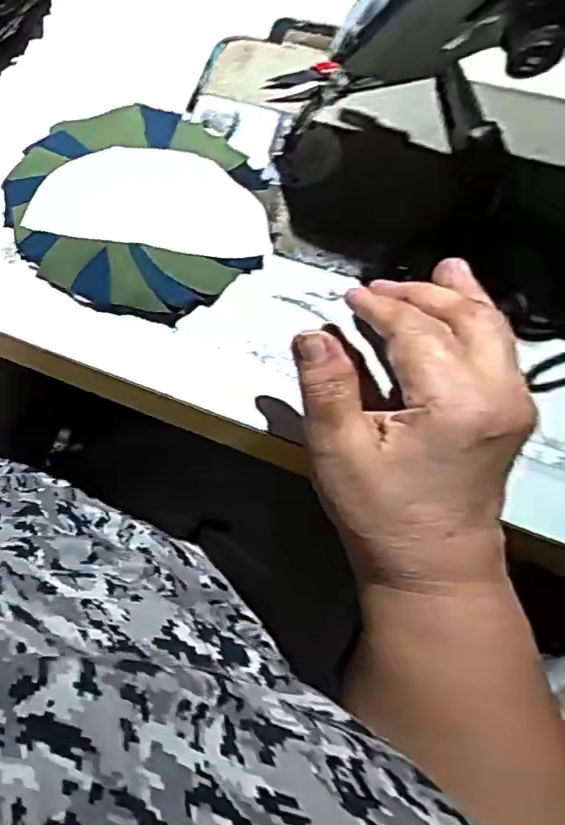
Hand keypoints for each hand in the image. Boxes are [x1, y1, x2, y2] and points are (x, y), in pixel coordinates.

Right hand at [293, 258, 535, 594]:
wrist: (429, 552)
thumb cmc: (376, 502)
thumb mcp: (335, 445)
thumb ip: (327, 385)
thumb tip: (312, 335)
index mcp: (456, 402)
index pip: (419, 335)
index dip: (382, 310)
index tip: (347, 295)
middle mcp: (499, 396)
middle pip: (472, 324)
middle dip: (427, 296)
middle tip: (379, 284)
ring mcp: (511, 404)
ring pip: (495, 333)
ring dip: (462, 301)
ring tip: (442, 273)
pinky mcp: (504, 412)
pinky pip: (497, 352)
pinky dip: (477, 324)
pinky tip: (463, 311)